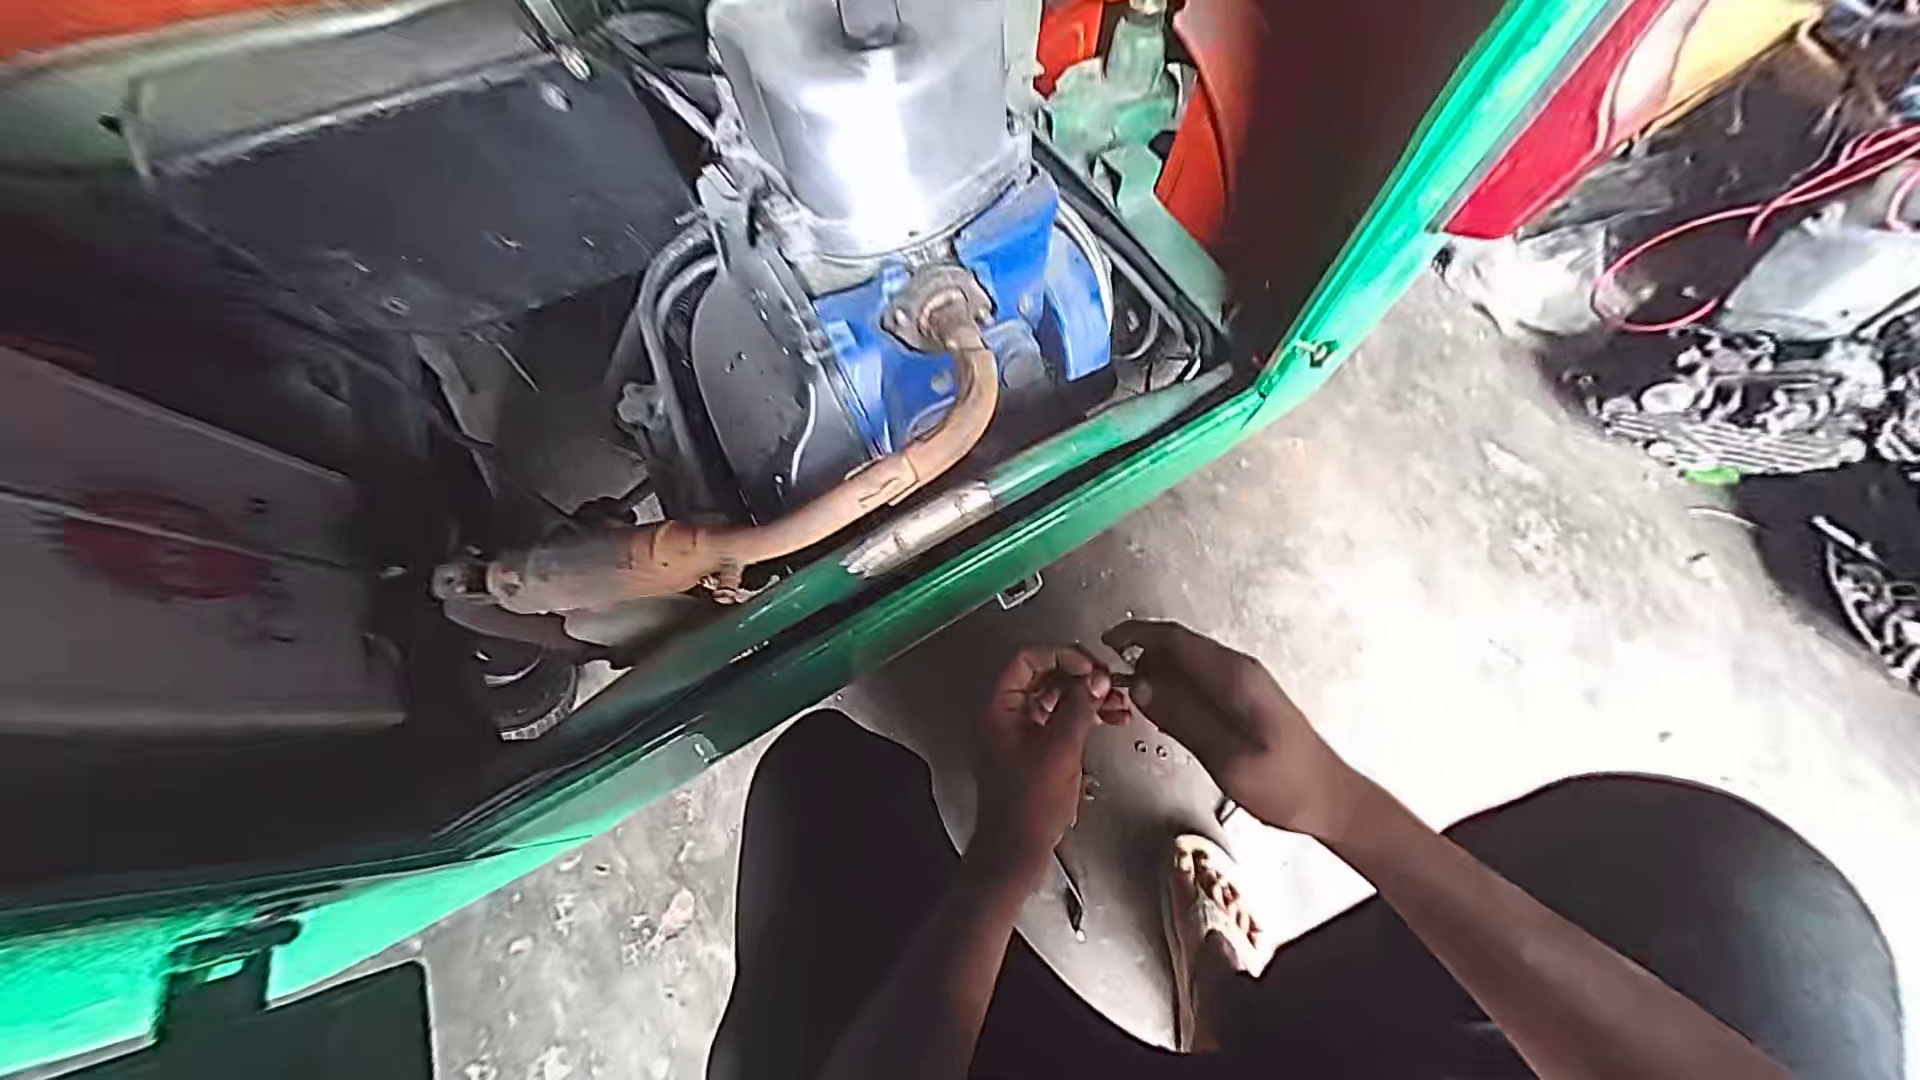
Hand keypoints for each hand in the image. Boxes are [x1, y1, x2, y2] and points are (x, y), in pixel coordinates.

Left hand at [971, 646, 1129, 877]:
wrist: (1017, 847)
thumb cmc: (1027, 805)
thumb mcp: (1060, 749)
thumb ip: (1079, 708)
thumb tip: (1095, 679)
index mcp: (999, 706)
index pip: (1026, 658)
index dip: (1060, 655)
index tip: (1088, 665)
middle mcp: (1005, 712)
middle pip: (1042, 674)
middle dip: (1079, 675)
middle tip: (1106, 680)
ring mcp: (1018, 728)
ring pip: (1053, 695)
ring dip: (1085, 695)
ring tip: (1116, 701)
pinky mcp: (1032, 744)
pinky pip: (1057, 716)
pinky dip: (1081, 714)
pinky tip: (1107, 718)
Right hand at [1103, 621, 1368, 839]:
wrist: (1331, 800)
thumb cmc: (1285, 785)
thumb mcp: (1228, 758)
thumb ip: (1183, 718)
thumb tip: (1139, 685)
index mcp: (1234, 676)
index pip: (1175, 639)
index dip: (1136, 635)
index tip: (1106, 642)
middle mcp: (1237, 669)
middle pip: (1178, 645)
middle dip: (1141, 654)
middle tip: (1114, 680)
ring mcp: (1240, 680)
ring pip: (1185, 661)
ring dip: (1155, 671)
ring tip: (1133, 696)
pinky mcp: (1240, 696)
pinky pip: (1196, 677)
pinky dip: (1171, 685)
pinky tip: (1163, 708)